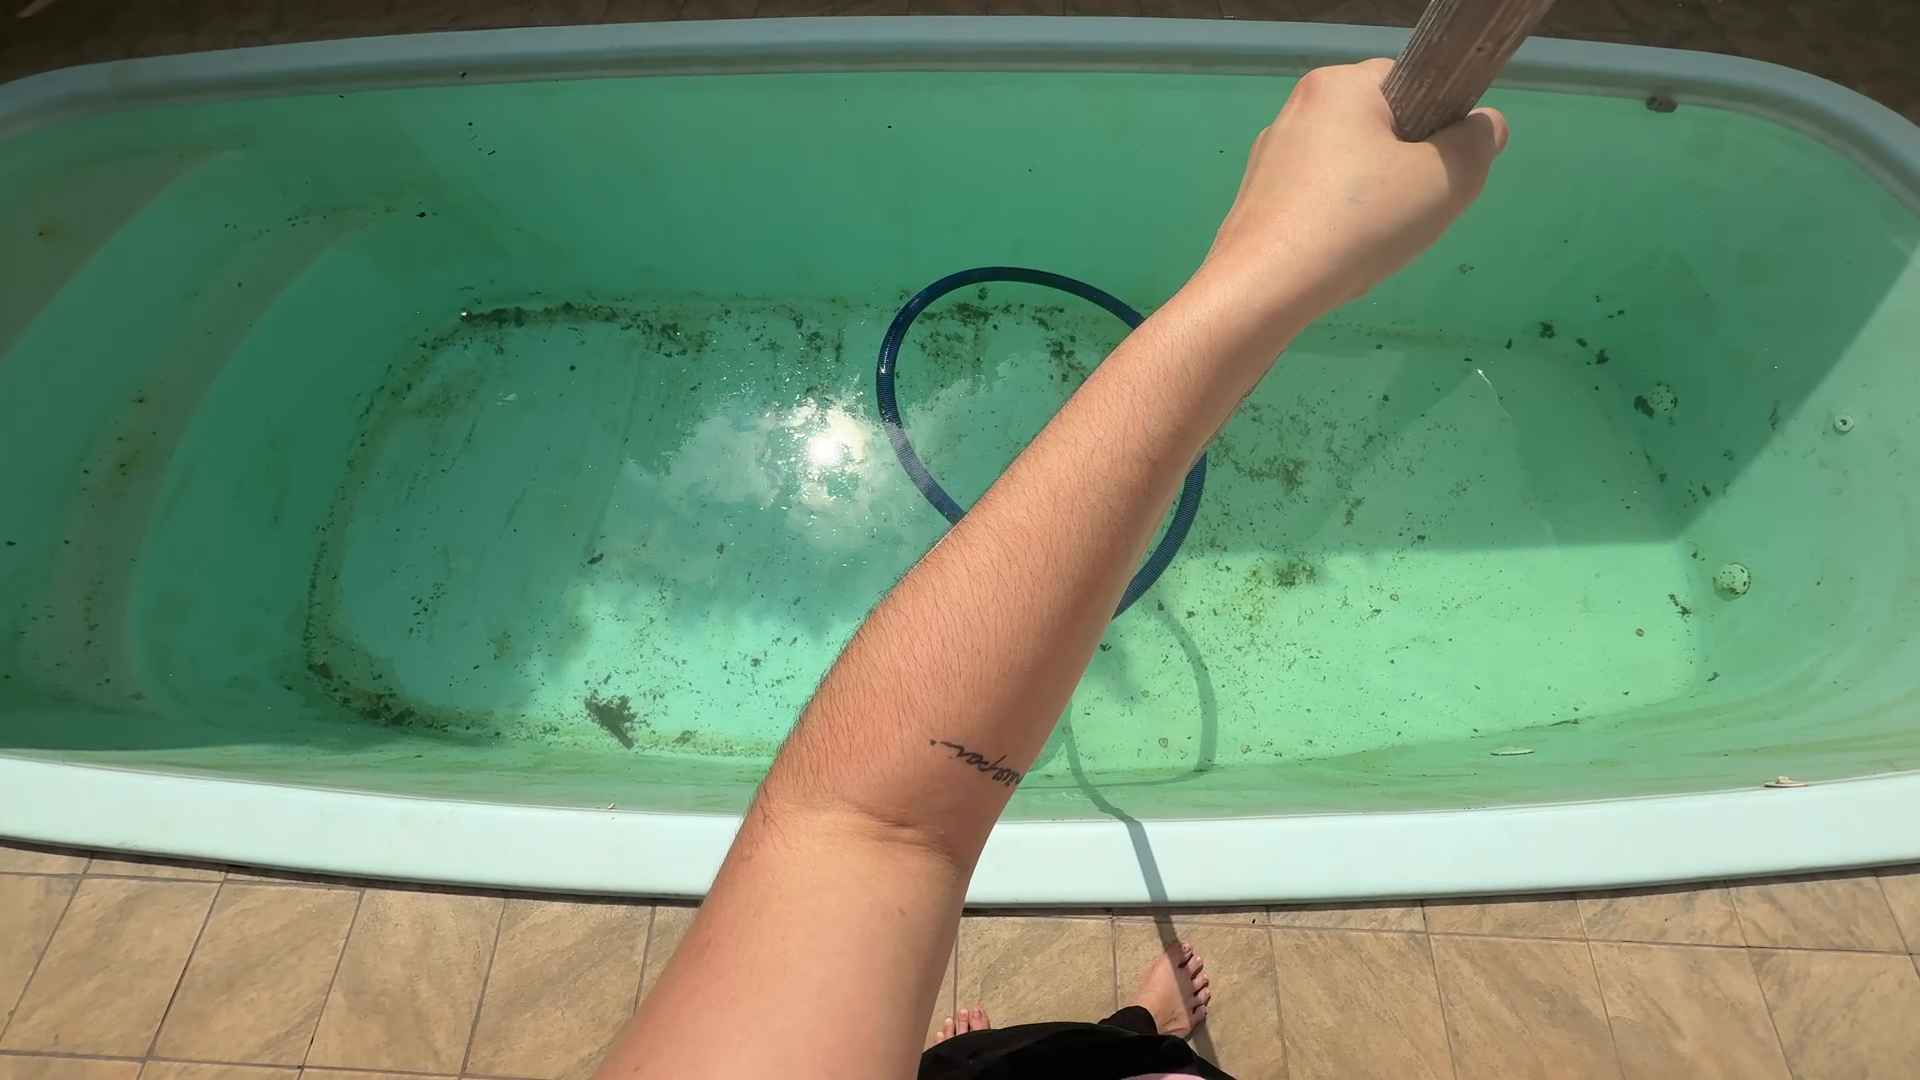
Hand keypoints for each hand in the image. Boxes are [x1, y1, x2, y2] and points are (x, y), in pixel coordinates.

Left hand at [1198, 57, 1507, 322]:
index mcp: (1335, 87)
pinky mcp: (1248, 212)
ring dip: (1363, 211)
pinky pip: (1306, 213)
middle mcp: (1290, 117)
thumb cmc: (1355, 225)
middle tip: (1403, 216)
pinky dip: (1326, 234)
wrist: (1260, 294)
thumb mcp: (1447, 178)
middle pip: (1372, 136)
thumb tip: (1479, 130)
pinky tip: (1330, 264)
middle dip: (1397, 174)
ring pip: (1339, 180)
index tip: (1433, 170)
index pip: (1407, 84)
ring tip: (1363, 247)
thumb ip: (1476, 143)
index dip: (1433, 125)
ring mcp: (1262, 168)